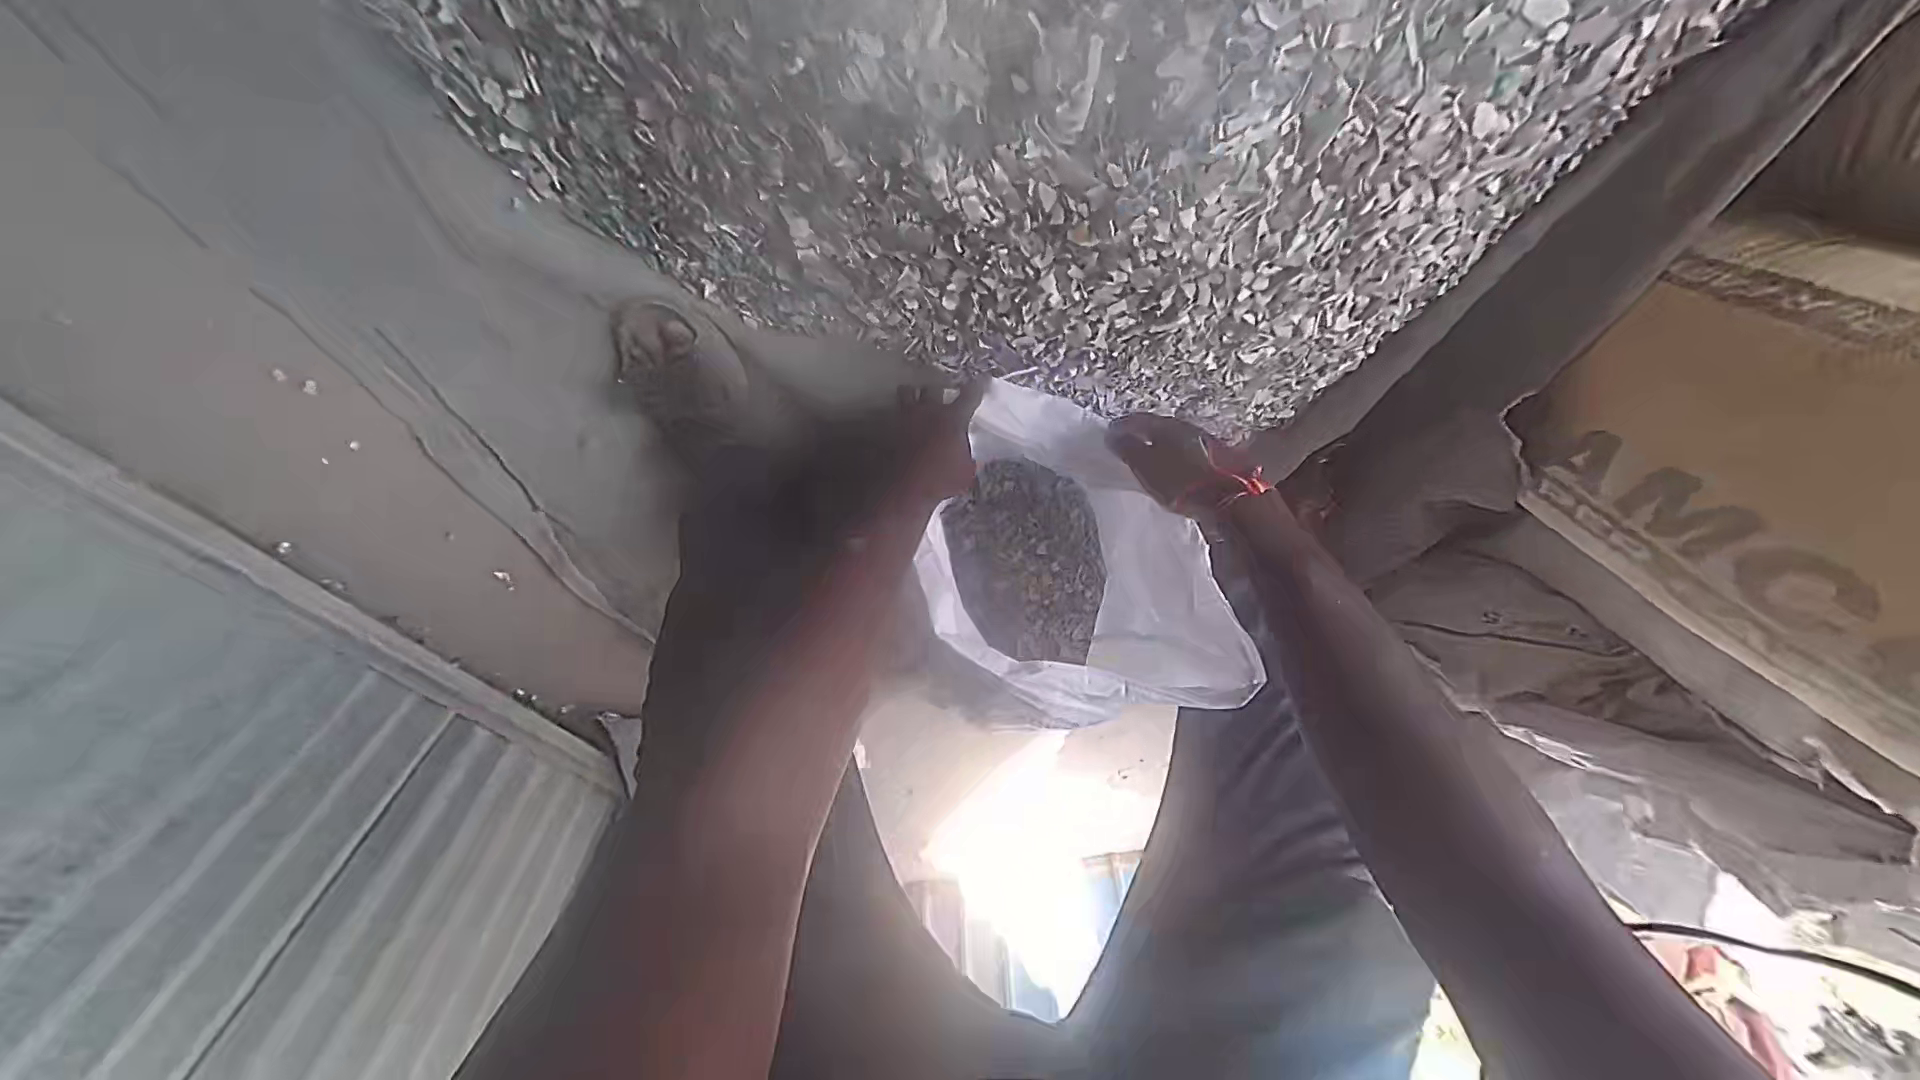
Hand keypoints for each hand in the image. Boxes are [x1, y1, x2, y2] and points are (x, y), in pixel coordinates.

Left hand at [883, 380, 985, 506]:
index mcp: (952, 418)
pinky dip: (897, 414)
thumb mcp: (964, 473)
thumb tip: (973, 461)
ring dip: (913, 393)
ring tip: (916, 397)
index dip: (977, 387)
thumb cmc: (940, 480)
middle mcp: (929, 410)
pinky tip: (899, 421)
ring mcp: (905, 416)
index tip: (980, 382)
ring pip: (907, 391)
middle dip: (939, 389)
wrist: (903, 488)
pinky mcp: (888, 426)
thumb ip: (969, 460)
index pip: (969, 395)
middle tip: (942, 393)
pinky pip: (893, 413)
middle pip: (934, 387)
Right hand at [1105, 413, 1256, 517]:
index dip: (1122, 426)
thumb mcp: (1147, 467)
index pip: (1138, 419)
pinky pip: (1187, 453)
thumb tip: (1114, 435)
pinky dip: (1174, 457)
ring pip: (1175, 439)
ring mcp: (1205, 444)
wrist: (1230, 501)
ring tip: (1148, 456)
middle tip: (1127, 442)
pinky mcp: (1218, 461)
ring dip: (1160, 445)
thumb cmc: (1182, 484)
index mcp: (1167, 426)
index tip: (1109, 433)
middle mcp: (1188, 429)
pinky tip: (1172, 468)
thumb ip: (1129, 449)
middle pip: (1158, 427)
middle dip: (1142, 433)